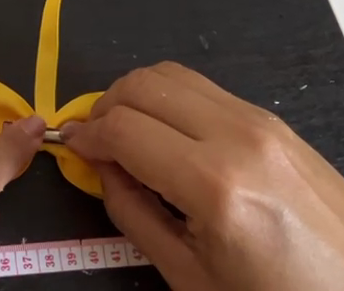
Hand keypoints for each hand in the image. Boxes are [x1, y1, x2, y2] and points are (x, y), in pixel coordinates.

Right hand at [60, 62, 343, 290]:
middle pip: (141, 85)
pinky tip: (169, 137)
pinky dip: (168, 98)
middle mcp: (234, 134)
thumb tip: (102, 170)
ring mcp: (258, 118)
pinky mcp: (272, 116)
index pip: (123, 129)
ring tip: (127, 134)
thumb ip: (135, 216)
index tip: (71, 151)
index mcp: (214, 185)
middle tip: (96, 143)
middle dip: (104, 106)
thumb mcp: (194, 280)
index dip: (86, 136)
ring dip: (134, 95)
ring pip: (168, 73)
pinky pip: (201, 87)